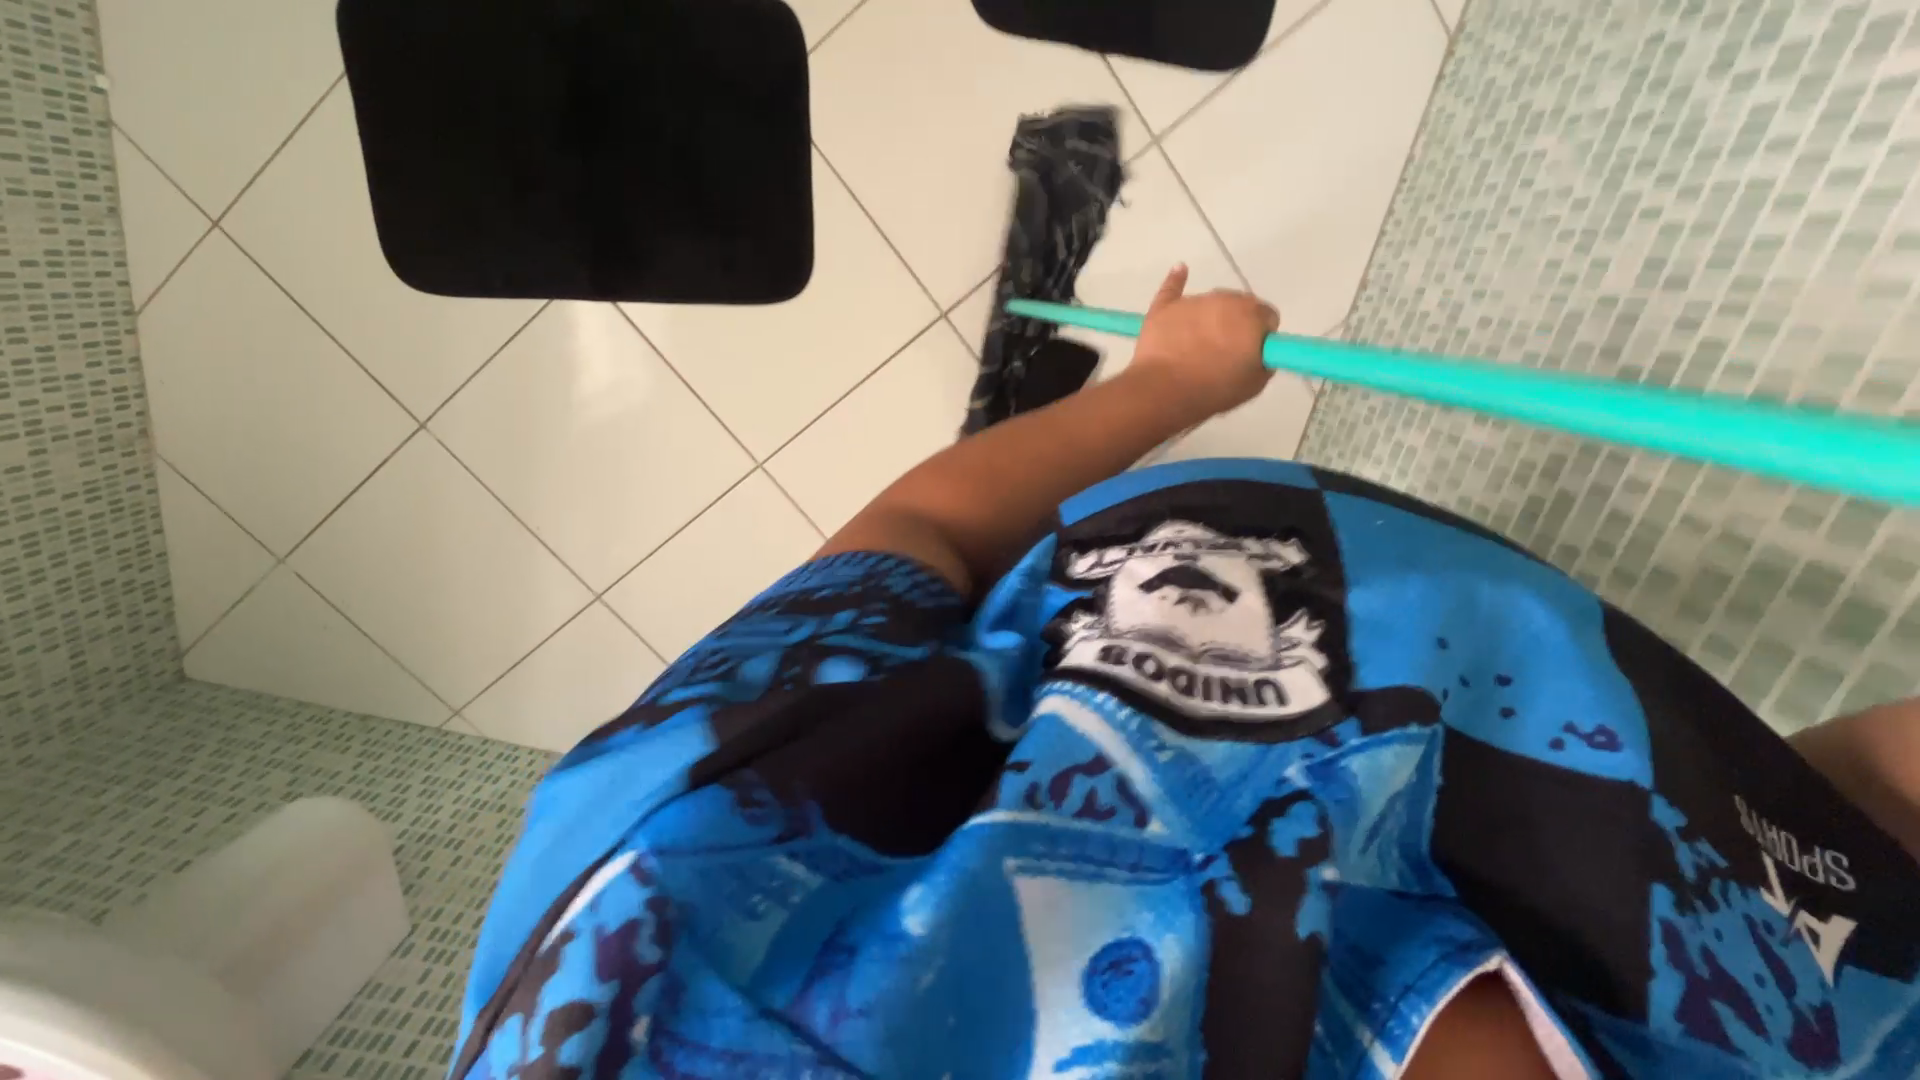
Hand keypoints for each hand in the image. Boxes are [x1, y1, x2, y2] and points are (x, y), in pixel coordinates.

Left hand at [1126, 264, 1278, 419]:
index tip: (1249, 356)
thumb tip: (1260, 352)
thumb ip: (1264, 360)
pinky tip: (1180, 270)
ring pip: (1209, 304)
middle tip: (1223, 355)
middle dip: (1235, 325)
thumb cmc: (1213, 389)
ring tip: (1197, 347)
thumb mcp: (1255, 382)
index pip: (1267, 317)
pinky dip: (1177, 279)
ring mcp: (1192, 301)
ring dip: (1209, 318)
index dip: (1260, 338)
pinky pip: (1172, 288)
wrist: (1163, 391)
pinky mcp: (1164, 307)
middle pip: (1238, 307)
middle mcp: (1224, 298)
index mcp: (1252, 314)